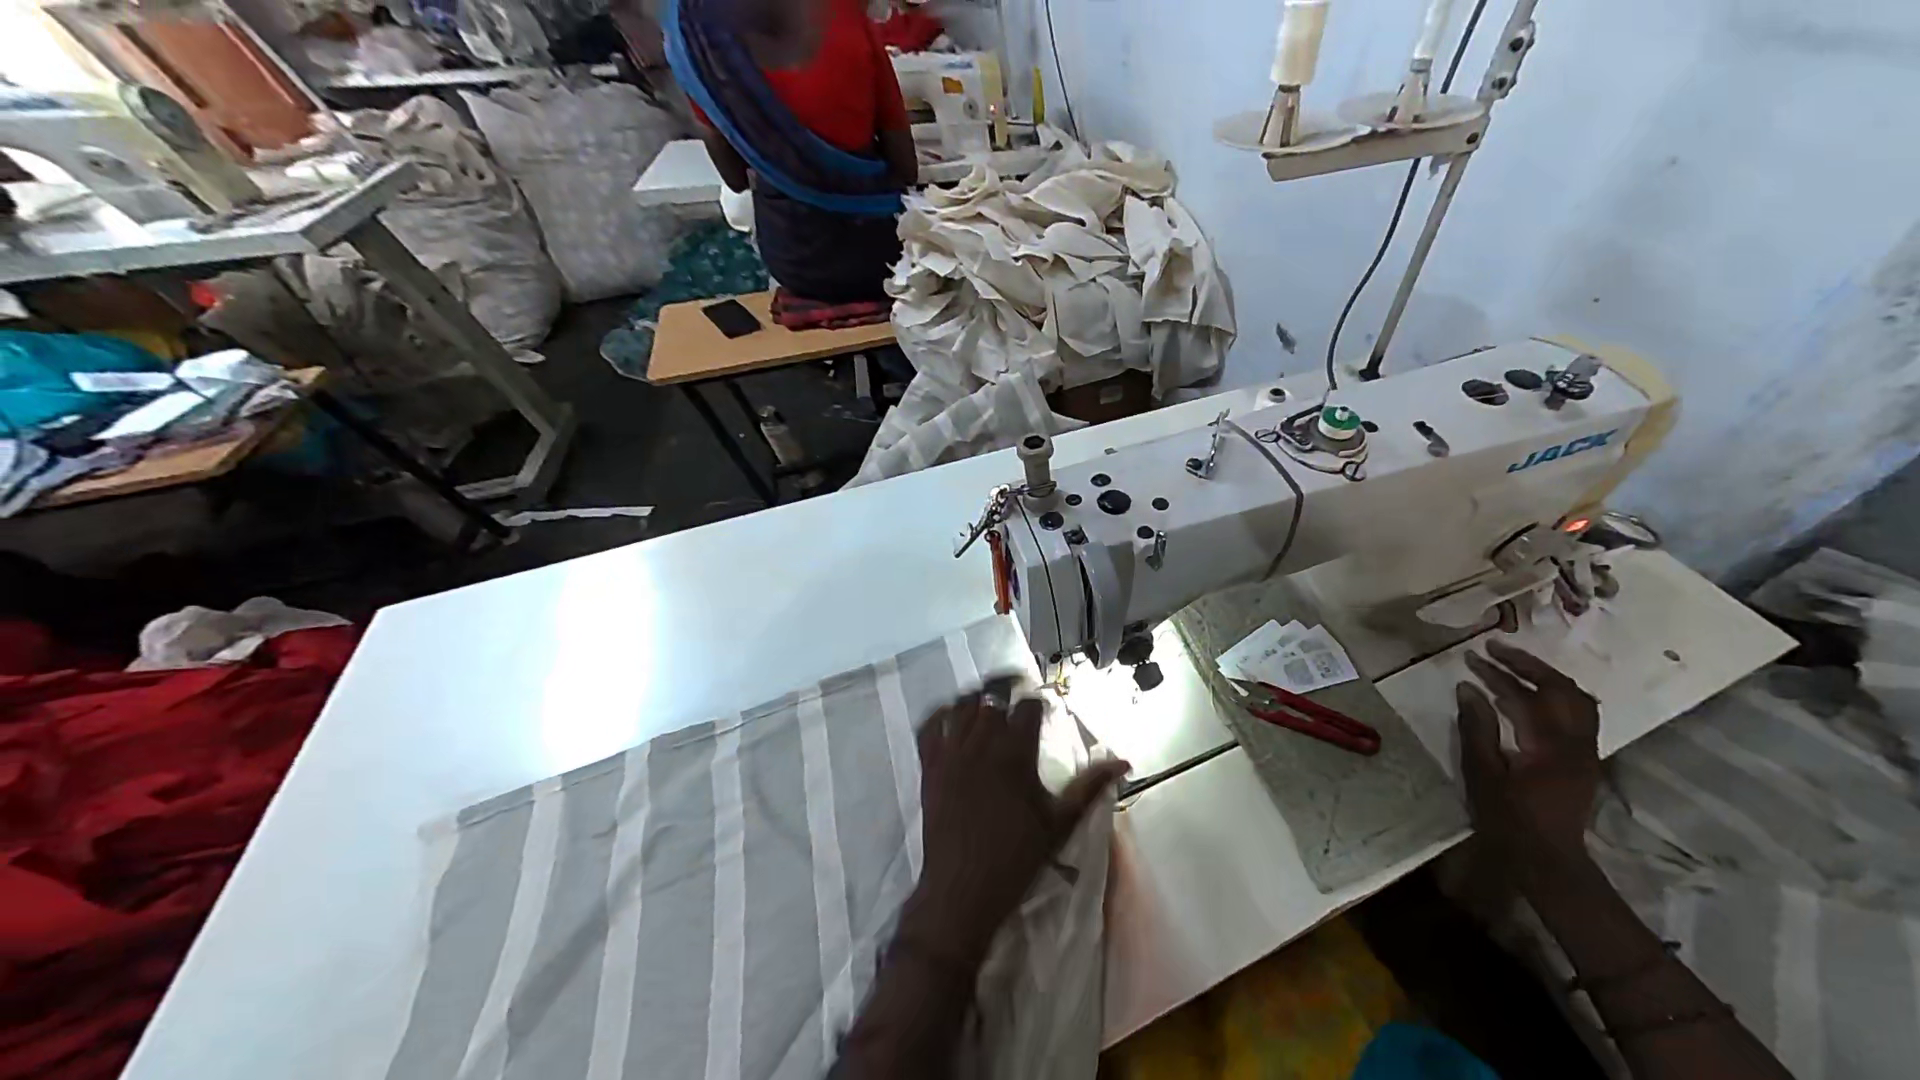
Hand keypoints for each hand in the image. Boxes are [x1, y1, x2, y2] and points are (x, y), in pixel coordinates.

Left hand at [908, 678, 1128, 961]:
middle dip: (1007, 694)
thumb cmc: (1017, 856)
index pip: (1027, 708)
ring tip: (988, 706)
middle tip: (1017, 702)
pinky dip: (940, 715)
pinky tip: (951, 717)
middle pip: (993, 699)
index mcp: (1016, 754)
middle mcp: (982, 744)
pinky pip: (929, 726)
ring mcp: (951, 753)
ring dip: (977, 701)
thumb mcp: (1060, 821)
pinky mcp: (929, 765)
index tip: (1042, 710)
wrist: (963, 888)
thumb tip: (1124, 762)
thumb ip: (1090, 786)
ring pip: (962, 707)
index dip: (1037, 704)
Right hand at [1456, 640, 1601, 885]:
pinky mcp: (1586, 759)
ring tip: (1514, 665)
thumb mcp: (1482, 772)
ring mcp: (1588, 752)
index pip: (1528, 696)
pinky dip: (1555, 695)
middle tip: (1495, 650)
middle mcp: (1579, 744)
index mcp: (1551, 746)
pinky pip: (1579, 715)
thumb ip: (1476, 727)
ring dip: (1546, 678)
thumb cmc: (1507, 817)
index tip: (1470, 657)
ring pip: (1578, 701)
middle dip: (1529, 665)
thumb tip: (1467, 688)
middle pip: (1564, 690)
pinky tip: (1532, 694)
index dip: (1498, 674)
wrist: (1547, 858)